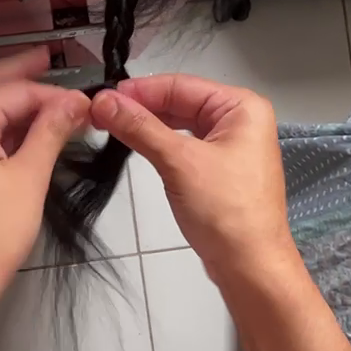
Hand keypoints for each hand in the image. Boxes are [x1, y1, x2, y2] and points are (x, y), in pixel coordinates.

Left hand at [0, 52, 89, 295]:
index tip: (84, 102)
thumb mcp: (29, 177)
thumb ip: (51, 131)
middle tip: (50, 60)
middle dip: (20, 76)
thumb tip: (75, 102)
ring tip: (44, 99)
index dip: (53, 94)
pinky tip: (20, 131)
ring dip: (8, 102)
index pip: (15, 92)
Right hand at [89, 74, 298, 283]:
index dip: (139, 90)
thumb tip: (104, 102)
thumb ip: (140, 128)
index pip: (181, 85)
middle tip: (100, 114)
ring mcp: (231, 148)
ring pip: (181, 126)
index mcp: (241, 108)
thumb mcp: (179, 162)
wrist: (250, 265)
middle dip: (141, 108)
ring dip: (148, 127)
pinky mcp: (219, 172)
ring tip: (111, 128)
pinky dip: (160, 146)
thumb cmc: (227, 212)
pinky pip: (185, 148)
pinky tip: (137, 147)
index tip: (103, 97)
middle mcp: (240, 122)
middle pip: (181, 102)